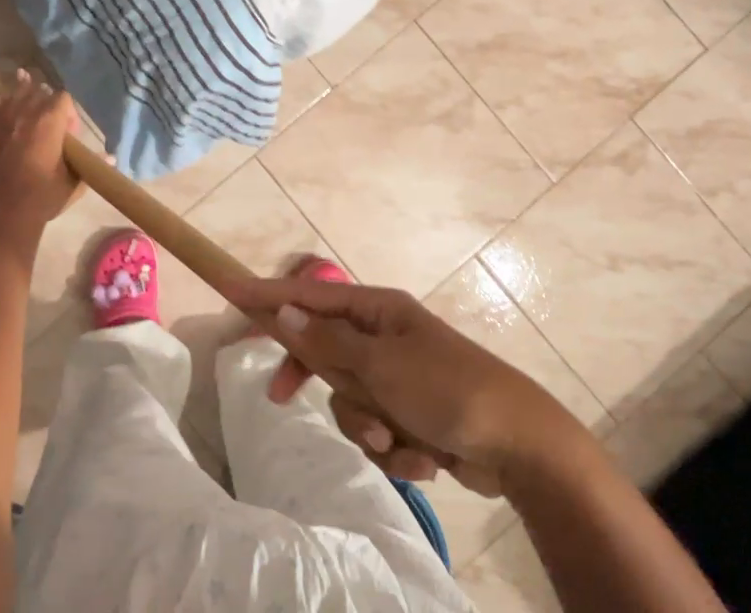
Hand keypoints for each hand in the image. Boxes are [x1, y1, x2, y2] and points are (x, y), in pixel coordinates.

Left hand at [0, 71, 83, 241]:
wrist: (6, 213)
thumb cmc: (44, 196)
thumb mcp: (73, 182)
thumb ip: (89, 164)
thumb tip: (111, 157)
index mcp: (49, 123)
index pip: (62, 98)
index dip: (69, 111)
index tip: (71, 131)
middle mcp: (26, 116)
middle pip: (39, 93)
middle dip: (48, 100)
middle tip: (54, 118)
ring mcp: (4, 125)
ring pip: (16, 96)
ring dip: (24, 90)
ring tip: (25, 77)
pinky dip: (5, 103)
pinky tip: (5, 98)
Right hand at [230, 275, 593, 496]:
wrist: (520, 449)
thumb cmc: (447, 390)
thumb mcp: (380, 364)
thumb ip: (327, 340)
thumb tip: (284, 310)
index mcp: (379, 312)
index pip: (310, 297)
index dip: (269, 297)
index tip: (230, 294)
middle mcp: (384, 339)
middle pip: (322, 351)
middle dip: (313, 380)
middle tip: (278, 396)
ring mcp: (398, 380)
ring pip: (347, 400)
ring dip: (364, 427)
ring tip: (393, 440)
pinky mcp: (410, 417)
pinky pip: (375, 430)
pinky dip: (393, 448)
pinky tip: (423, 456)